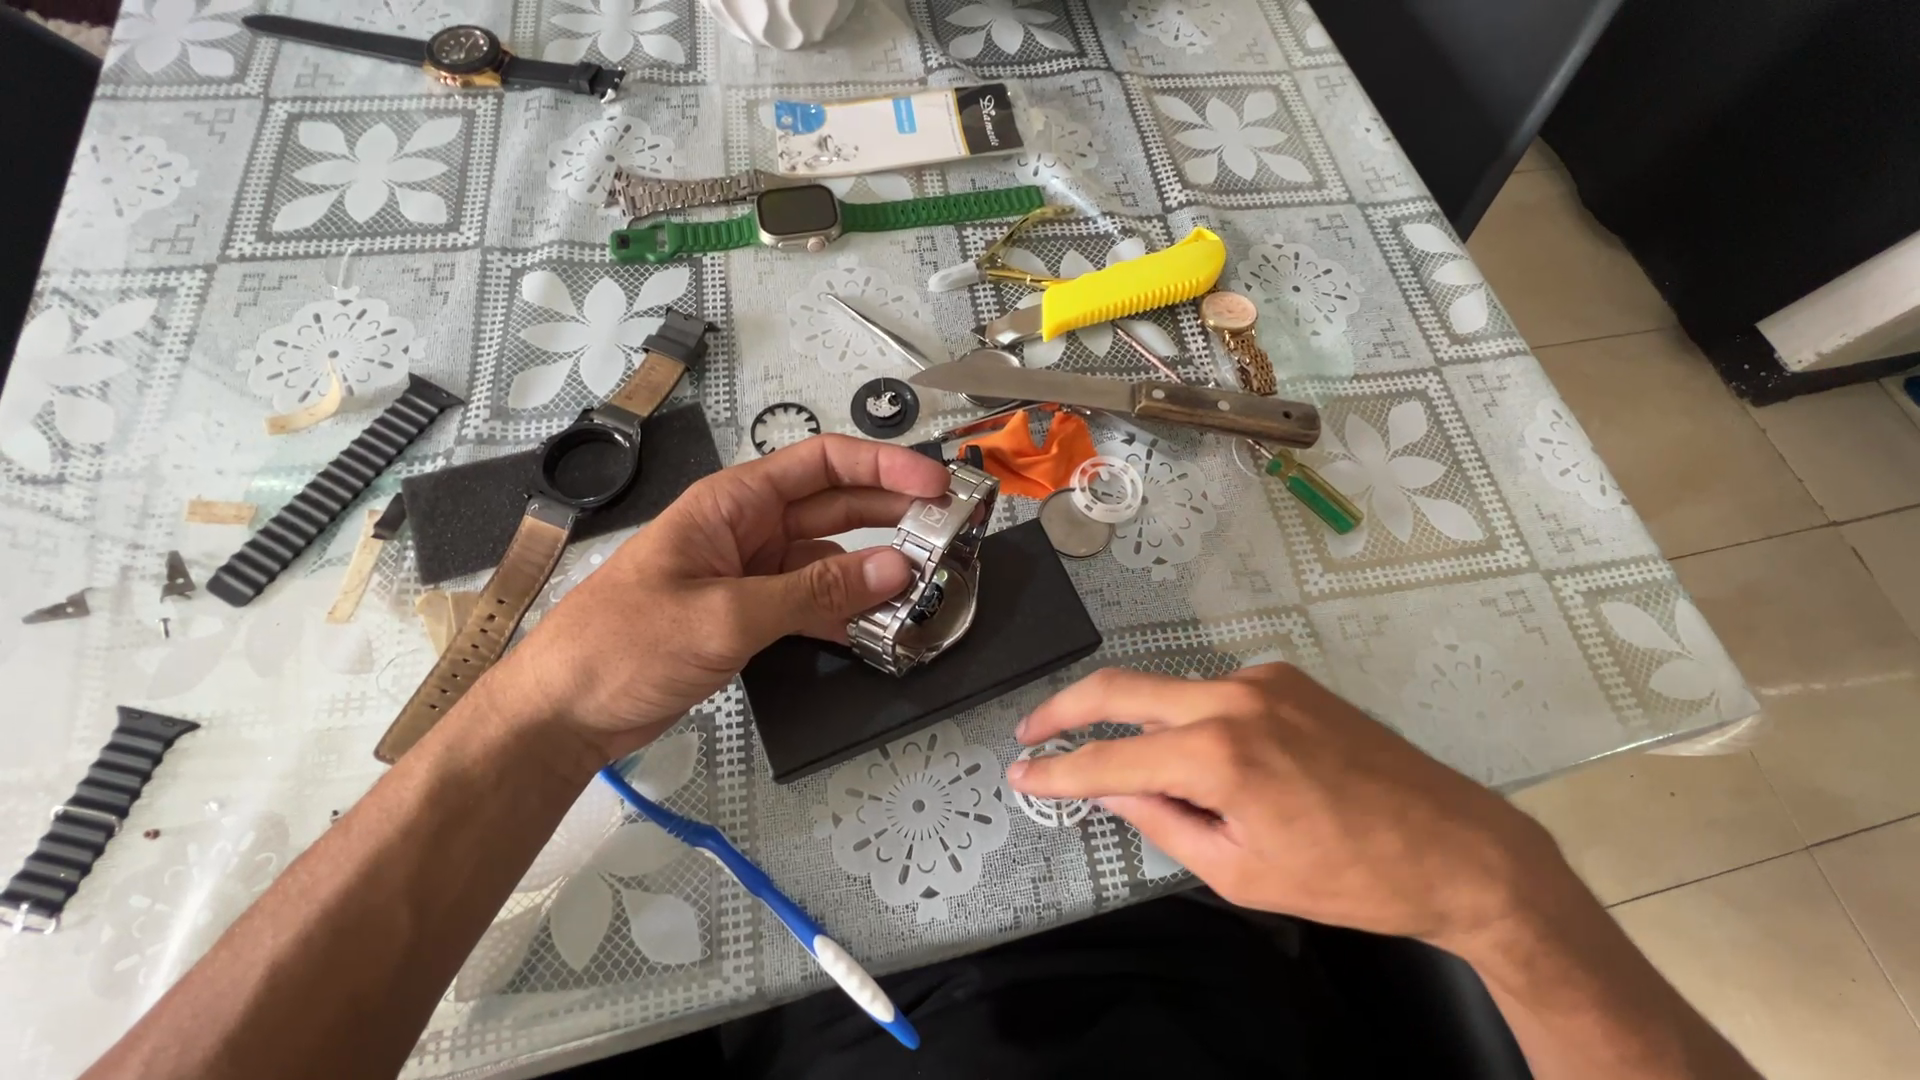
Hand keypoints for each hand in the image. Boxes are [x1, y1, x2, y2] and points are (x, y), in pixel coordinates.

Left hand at [495, 435, 949, 760]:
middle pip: (835, 507)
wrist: (567, 710)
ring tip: (920, 589)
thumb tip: (894, 570)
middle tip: (946, 532)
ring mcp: (751, 573)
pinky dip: (844, 613)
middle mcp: (747, 529)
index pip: (821, 464)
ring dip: (873, 573)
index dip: (882, 466)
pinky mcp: (750, 613)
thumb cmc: (623, 644)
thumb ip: (816, 592)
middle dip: (892, 515)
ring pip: (829, 560)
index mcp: (733, 503)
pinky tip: (875, 629)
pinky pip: (813, 601)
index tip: (933, 484)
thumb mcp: (727, 614)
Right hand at [1006, 664, 1562, 949]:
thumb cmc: (1347, 878)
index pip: (1110, 758)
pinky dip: (1197, 725)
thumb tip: (1111, 788)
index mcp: (1218, 756)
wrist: (1459, 847)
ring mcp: (1262, 679)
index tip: (1021, 772)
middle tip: (1030, 732)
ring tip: (1153, 777)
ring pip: (1171, 694)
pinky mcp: (1286, 677)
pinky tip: (1224, 765)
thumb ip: (1162, 821)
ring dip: (1144, 726)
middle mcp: (1232, 698)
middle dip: (1065, 707)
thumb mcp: (1240, 872)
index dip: (1058, 770)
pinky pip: (1216, 696)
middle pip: (1122, 687)